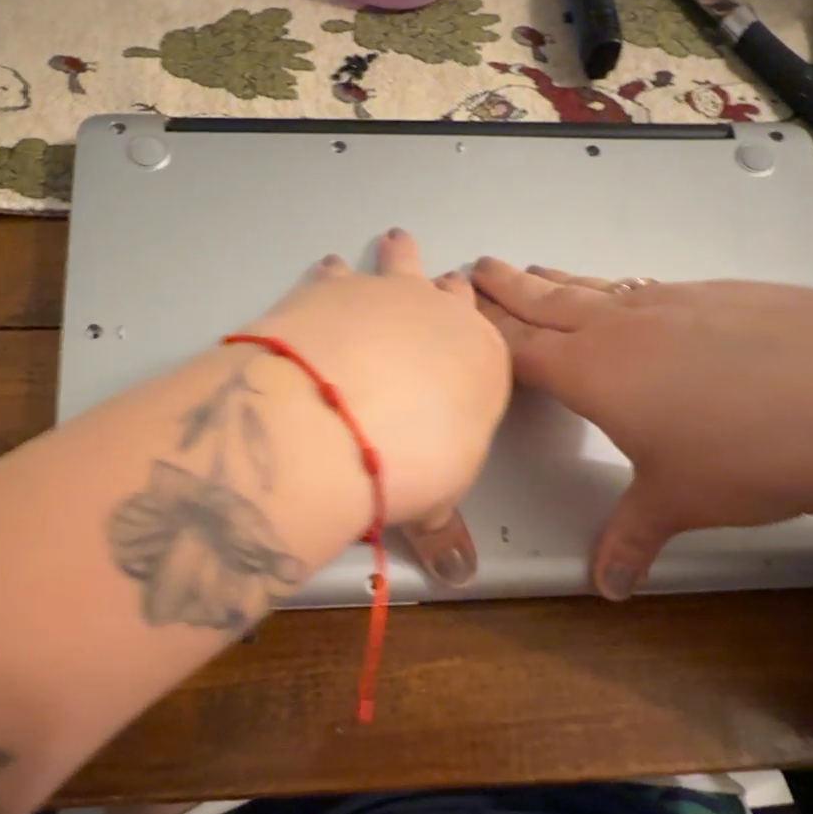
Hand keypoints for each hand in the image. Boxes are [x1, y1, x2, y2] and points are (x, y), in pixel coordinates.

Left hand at [245, 230, 510, 584]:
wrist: (343, 418)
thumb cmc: (411, 461)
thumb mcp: (435, 505)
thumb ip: (443, 531)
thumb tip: (458, 572)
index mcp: (483, 364)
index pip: (486, 345)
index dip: (475, 340)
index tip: (470, 334)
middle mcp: (440, 318)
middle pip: (450, 292)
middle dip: (447, 289)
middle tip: (445, 278)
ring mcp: (385, 295)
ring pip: (399, 265)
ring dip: (397, 256)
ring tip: (394, 241)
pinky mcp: (330, 288)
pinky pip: (336, 273)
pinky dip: (332, 273)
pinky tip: (326, 269)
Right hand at [471, 259, 812, 598]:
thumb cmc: (754, 453)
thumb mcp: (679, 502)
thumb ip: (632, 540)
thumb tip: (610, 586)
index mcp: (593, 370)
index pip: (516, 346)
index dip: (480, 331)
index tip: (451, 313)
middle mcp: (625, 325)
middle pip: (547, 299)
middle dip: (505, 286)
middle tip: (473, 268)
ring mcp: (677, 301)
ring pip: (598, 287)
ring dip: (559, 280)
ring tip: (535, 270)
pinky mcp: (725, 294)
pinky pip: (649, 288)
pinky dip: (621, 290)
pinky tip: (632, 299)